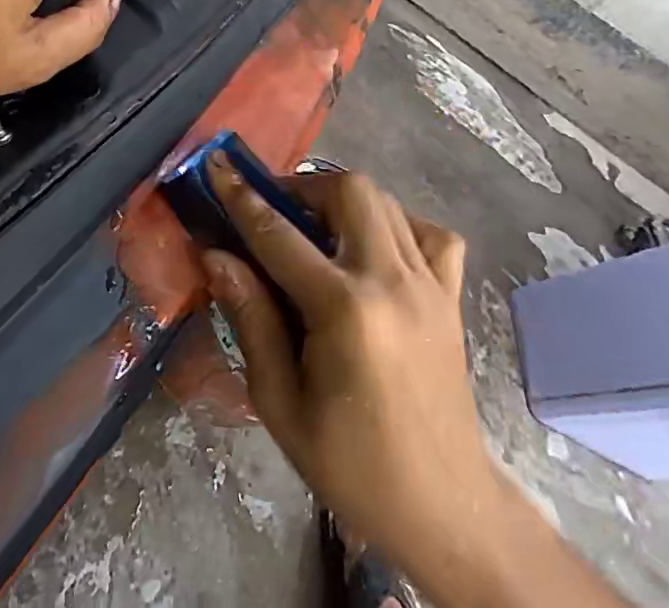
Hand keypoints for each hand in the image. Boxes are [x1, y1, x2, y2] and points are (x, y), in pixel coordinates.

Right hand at [201, 161, 499, 589]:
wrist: (441, 504)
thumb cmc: (350, 463)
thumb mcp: (280, 402)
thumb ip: (251, 318)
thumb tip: (217, 256)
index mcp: (345, 310)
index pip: (280, 235)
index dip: (242, 197)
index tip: (218, 166)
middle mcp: (393, 281)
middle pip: (350, 191)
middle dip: (303, 187)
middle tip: (274, 210)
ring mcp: (431, 284)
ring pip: (388, 202)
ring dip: (344, 200)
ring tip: (315, 228)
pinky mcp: (451, 296)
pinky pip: (430, 233)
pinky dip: (397, 223)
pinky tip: (375, 248)